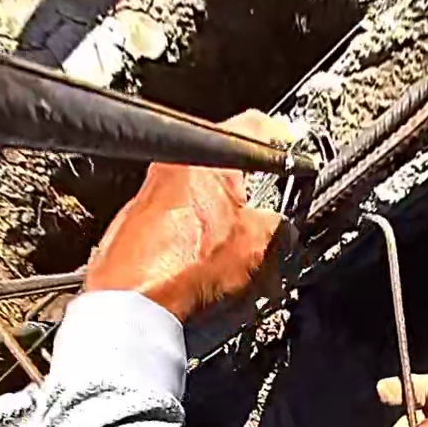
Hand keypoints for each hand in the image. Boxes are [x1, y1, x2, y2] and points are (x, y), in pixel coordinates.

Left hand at [83, 110, 297, 321]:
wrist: (136, 299)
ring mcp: (153, 192)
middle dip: (253, 200)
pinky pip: (183, 223)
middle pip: (228, 171)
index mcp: (207, 153)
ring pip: (205, 201)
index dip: (282, 141)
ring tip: (237, 261)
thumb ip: (279, 227)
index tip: (291, 151)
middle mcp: (175, 164)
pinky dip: (200, 242)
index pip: (256, 127)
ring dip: (226, 226)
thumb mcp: (258, 245)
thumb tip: (283, 228)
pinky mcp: (140, 222)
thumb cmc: (186, 266)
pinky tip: (207, 270)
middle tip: (269, 228)